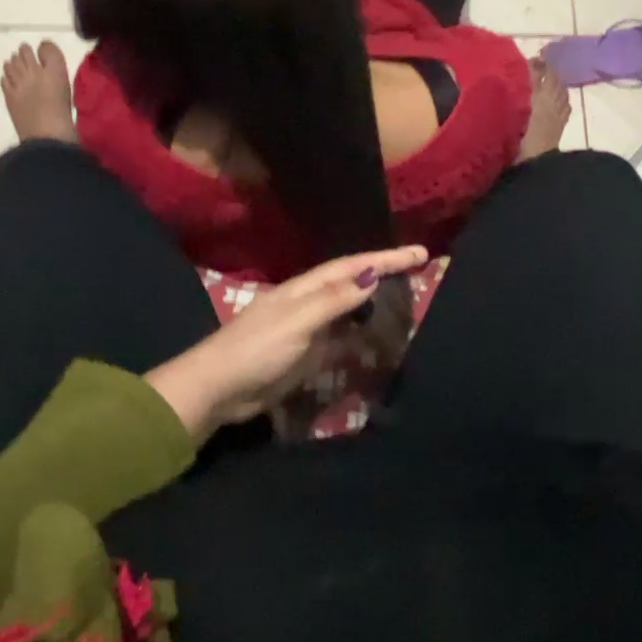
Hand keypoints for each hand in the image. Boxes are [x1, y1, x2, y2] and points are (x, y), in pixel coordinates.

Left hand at [144, 245, 429, 436]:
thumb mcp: (297, 321)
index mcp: (305, 288)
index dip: (385, 259)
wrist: (220, 388)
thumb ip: (333, 300)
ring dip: (376, 303)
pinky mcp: (307, 355)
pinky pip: (343, 339)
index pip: (352, 267)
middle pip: (353, 283)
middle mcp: (309, 303)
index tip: (420, 253)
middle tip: (421, 269)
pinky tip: (379, 338)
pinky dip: (362, 335)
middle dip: (385, 274)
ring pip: (350, 310)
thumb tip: (371, 275)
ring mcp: (309, 330)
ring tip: (408, 300)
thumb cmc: (256, 349)